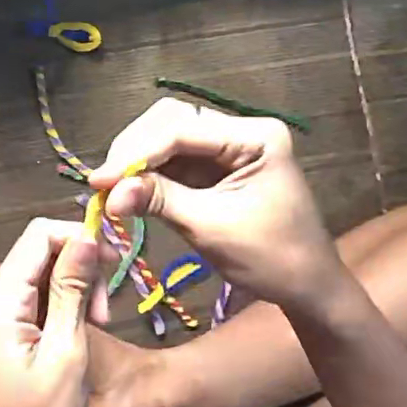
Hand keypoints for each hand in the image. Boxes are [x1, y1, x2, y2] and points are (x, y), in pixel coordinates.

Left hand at [0, 219, 105, 406]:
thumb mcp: (66, 355)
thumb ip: (72, 289)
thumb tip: (86, 236)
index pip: (38, 234)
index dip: (78, 237)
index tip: (111, 269)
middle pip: (36, 253)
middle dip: (76, 268)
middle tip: (104, 314)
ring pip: (34, 277)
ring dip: (68, 289)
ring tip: (91, 328)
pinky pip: (24, 301)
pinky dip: (53, 307)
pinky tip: (71, 335)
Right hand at [90, 98, 344, 312]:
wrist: (308, 286)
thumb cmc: (271, 259)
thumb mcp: (212, 228)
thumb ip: (159, 201)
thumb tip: (107, 193)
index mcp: (254, 136)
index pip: (181, 129)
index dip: (136, 153)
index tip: (99, 180)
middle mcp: (241, 130)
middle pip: (172, 121)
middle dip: (134, 149)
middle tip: (102, 182)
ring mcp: (228, 146)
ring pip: (167, 136)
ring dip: (136, 159)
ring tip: (109, 186)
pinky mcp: (215, 165)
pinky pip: (173, 158)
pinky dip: (148, 172)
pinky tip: (127, 187)